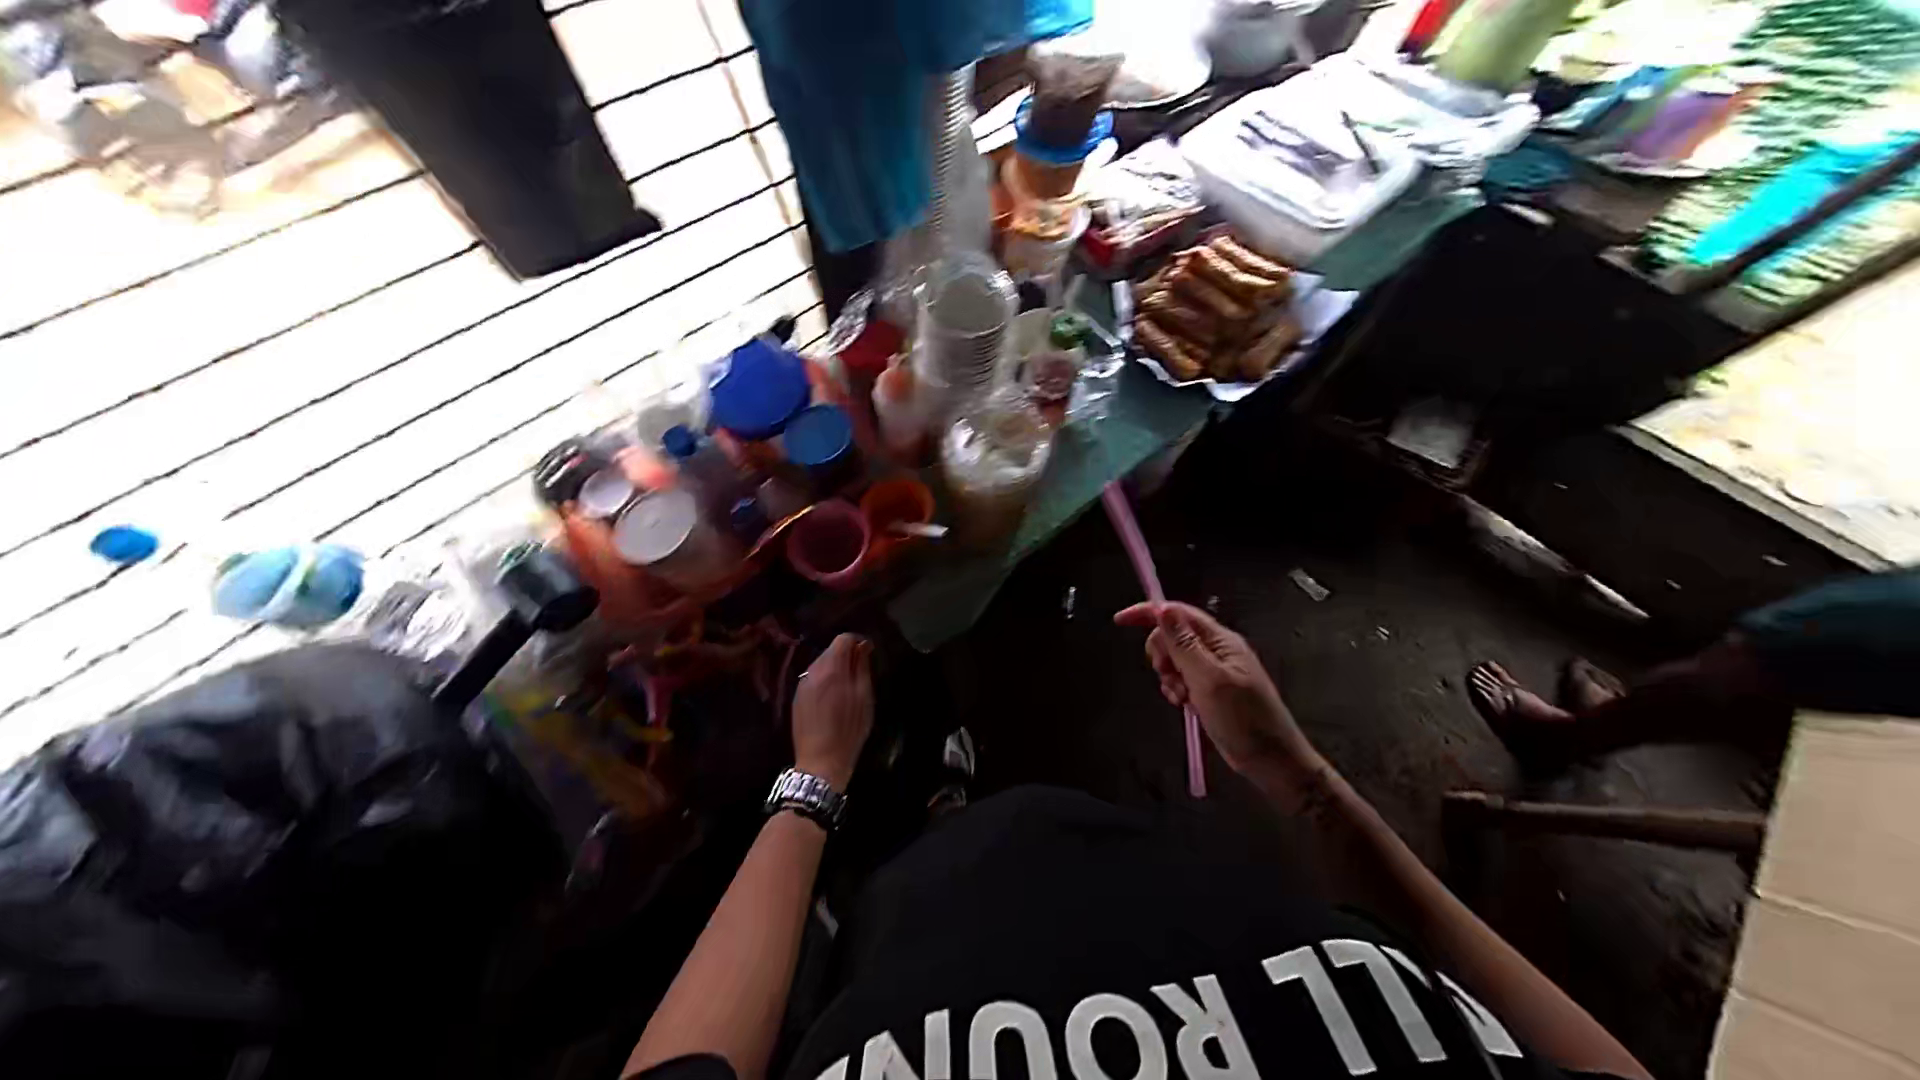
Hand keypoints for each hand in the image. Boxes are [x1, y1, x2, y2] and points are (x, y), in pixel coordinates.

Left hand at [790, 634, 874, 789]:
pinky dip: (825, 680)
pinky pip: (813, 679)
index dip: (858, 642)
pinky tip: (833, 699)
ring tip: (848, 687)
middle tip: (861, 673)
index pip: (843, 639)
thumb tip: (863, 645)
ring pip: (821, 664)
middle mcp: (813, 671)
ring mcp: (802, 684)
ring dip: (835, 668)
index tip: (868, 653)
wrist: (820, 762)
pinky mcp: (797, 697)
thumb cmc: (849, 730)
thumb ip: (862, 667)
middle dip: (846, 655)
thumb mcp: (864, 697)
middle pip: (831, 650)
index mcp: (832, 669)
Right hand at [1113, 602, 1320, 778]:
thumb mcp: (1209, 680)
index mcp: (1221, 640)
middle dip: (1162, 654)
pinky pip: (1183, 679)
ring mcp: (1215, 671)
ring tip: (1181, 698)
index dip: (1148, 612)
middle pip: (1173, 636)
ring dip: (1169, 676)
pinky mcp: (1212, 691)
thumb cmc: (1243, 719)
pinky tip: (1184, 705)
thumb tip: (1163, 608)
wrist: (1273, 761)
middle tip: (1168, 676)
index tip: (1119, 621)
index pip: (1178, 613)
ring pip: (1175, 659)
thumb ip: (1184, 644)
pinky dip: (1176, 689)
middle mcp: (1217, 650)